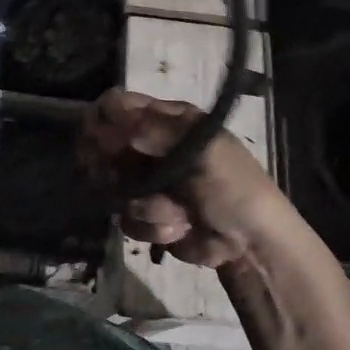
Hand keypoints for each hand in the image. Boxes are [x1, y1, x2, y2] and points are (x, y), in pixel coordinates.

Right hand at [82, 88, 289, 268]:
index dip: (102, 121)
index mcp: (168, 122)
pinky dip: (154, 227)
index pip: (118, 106)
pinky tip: (180, 231)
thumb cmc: (235, 186)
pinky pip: (126, 219)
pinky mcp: (145, 215)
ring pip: (114, 189)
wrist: (252, 242)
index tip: (98, 140)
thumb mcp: (202, 150)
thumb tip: (111, 114)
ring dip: (147, 207)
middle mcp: (151, 148)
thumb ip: (155, 131)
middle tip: (133, 183)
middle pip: (103, 149)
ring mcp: (145, 183)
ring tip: (180, 214)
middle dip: (115, 171)